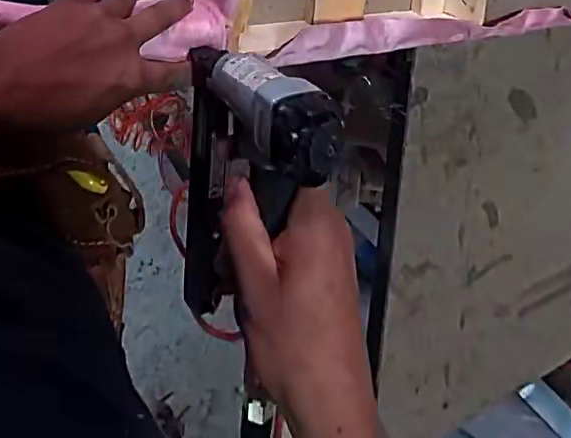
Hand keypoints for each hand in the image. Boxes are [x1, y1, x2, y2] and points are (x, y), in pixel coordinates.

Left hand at [0, 0, 192, 129]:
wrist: (1, 80)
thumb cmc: (43, 112)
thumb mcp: (88, 114)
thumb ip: (112, 91)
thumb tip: (115, 82)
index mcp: (130, 77)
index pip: (172, 72)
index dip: (188, 68)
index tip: (197, 63)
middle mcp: (123, 41)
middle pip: (162, 16)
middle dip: (177, 7)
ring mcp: (100, 16)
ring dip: (126, 3)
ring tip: (122, 4)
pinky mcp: (76, 2)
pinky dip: (92, 3)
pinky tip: (82, 10)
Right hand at [223, 178, 378, 437]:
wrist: (329, 400)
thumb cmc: (297, 349)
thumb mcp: (255, 282)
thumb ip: (242, 225)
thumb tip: (236, 183)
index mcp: (317, 220)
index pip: (285, 169)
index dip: (254, 179)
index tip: (233, 202)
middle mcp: (333, 227)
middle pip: (283, 199)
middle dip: (254, 222)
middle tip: (235, 258)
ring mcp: (336, 248)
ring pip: (287, 225)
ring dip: (262, 247)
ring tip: (249, 284)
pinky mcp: (334, 269)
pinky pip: (299, 246)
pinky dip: (277, 262)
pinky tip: (266, 294)